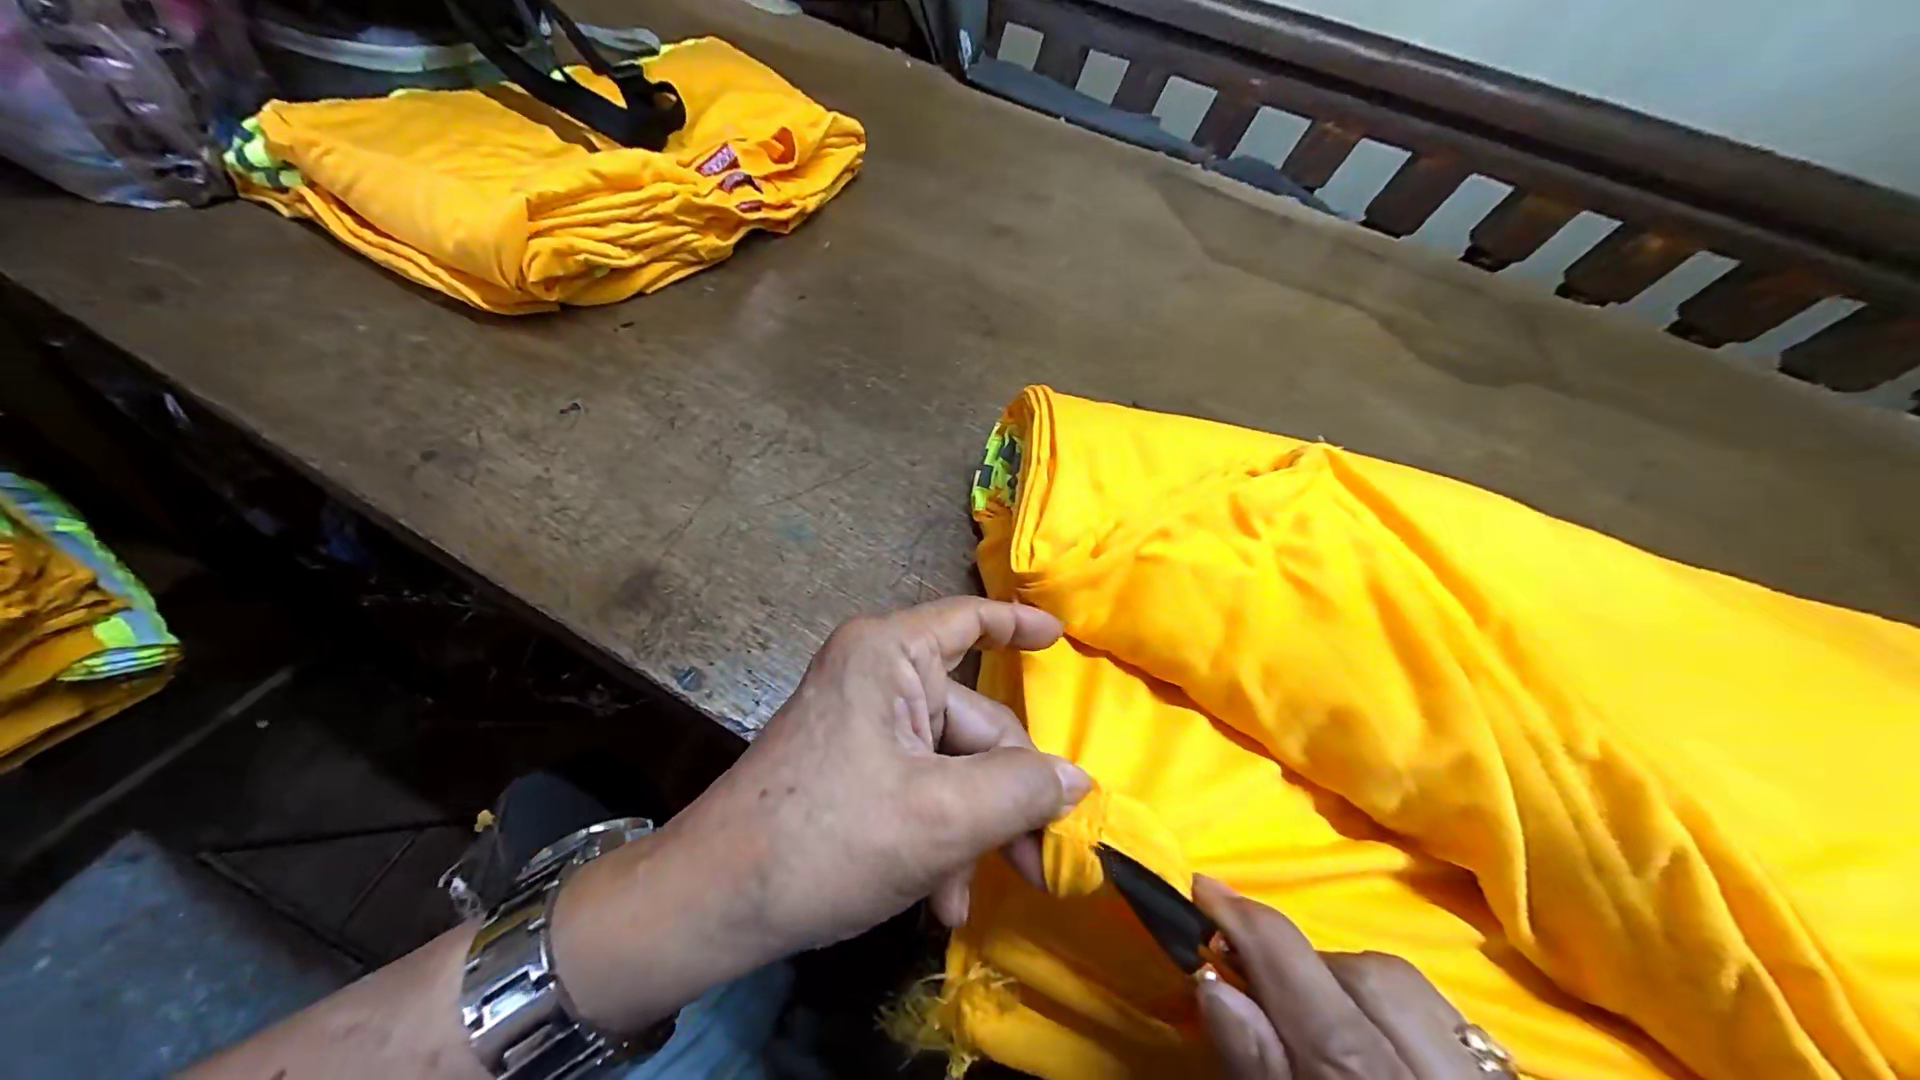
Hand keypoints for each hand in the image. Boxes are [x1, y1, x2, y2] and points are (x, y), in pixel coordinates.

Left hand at [551, 598, 1091, 1033]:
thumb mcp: (942, 816)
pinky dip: (935, 835)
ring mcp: (861, 723)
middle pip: (971, 720)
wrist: (712, 902)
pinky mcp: (850, 765)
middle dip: (1006, 793)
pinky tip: (938, 897)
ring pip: (948, 766)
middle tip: (1039, 858)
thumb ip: (1022, 791)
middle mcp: (875, 677)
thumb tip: (1077, 781)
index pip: (968, 620)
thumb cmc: (828, 837)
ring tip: (969, 893)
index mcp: (890, 656)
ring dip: (970, 829)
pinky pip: (916, 786)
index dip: (1018, 626)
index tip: (1061, 636)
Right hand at [1194, 877, 1509, 1078]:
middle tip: (1263, 988)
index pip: (1309, 988)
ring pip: (1419, 989)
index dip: (1251, 928)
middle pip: (1372, 976)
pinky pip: (1463, 1020)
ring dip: (1358, 985)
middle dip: (1308, 964)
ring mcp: (1495, 1074)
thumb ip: (1264, 1069)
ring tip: (1328, 1018)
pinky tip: (1392, 1044)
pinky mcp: (1520, 1079)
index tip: (1201, 886)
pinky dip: (1410, 1015)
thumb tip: (1213, 982)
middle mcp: (1446, 1072)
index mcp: (1371, 1078)